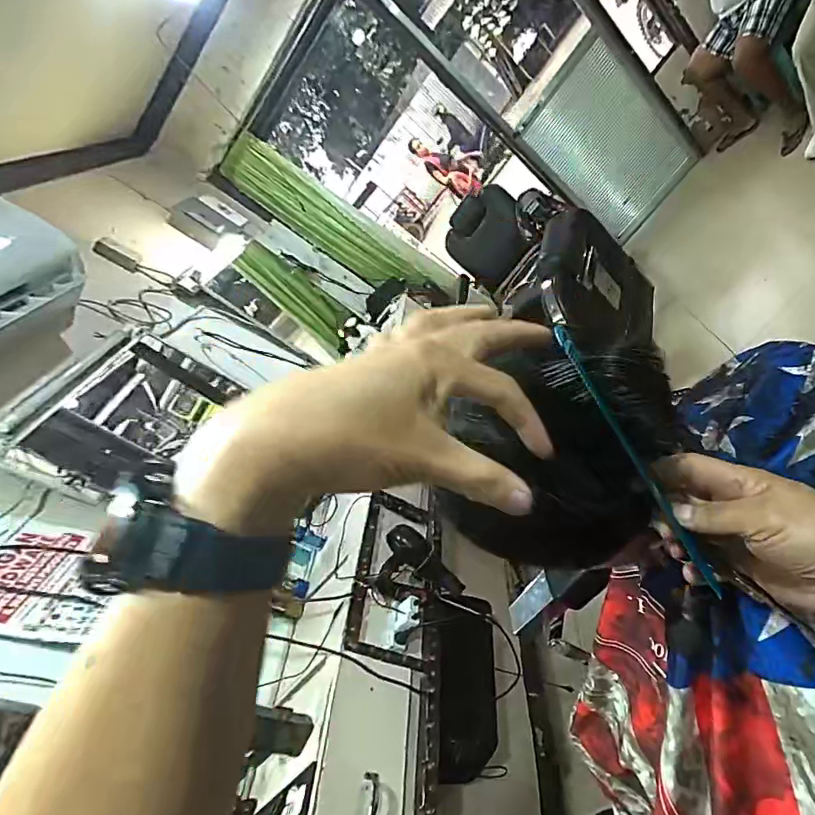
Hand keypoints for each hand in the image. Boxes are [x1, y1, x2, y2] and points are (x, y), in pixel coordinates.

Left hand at [174, 306, 553, 533]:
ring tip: (486, 313)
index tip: (543, 454)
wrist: (270, 442)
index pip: (500, 389)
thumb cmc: (352, 442)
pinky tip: (419, 338)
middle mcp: (416, 347)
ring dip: (466, 317)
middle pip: (475, 332)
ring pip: (436, 323)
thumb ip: (479, 478)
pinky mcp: (362, 365)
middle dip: (511, 332)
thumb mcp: (423, 460)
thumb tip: (528, 501)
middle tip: (541, 334)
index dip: (528, 420)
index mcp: (438, 362)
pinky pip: (404, 336)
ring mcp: (386, 352)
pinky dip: (424, 330)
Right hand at [656, 454, 814, 617]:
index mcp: (740, 482)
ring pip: (695, 535)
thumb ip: (715, 514)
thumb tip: (670, 509)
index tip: (635, 483)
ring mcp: (737, 537)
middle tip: (653, 529)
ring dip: (679, 542)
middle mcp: (734, 506)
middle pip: (689, 502)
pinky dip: (697, 567)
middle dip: (666, 512)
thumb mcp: (761, 515)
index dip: (666, 471)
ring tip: (672, 552)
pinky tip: (691, 574)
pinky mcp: (742, 566)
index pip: (695, 468)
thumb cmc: (808, 530)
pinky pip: (710, 563)